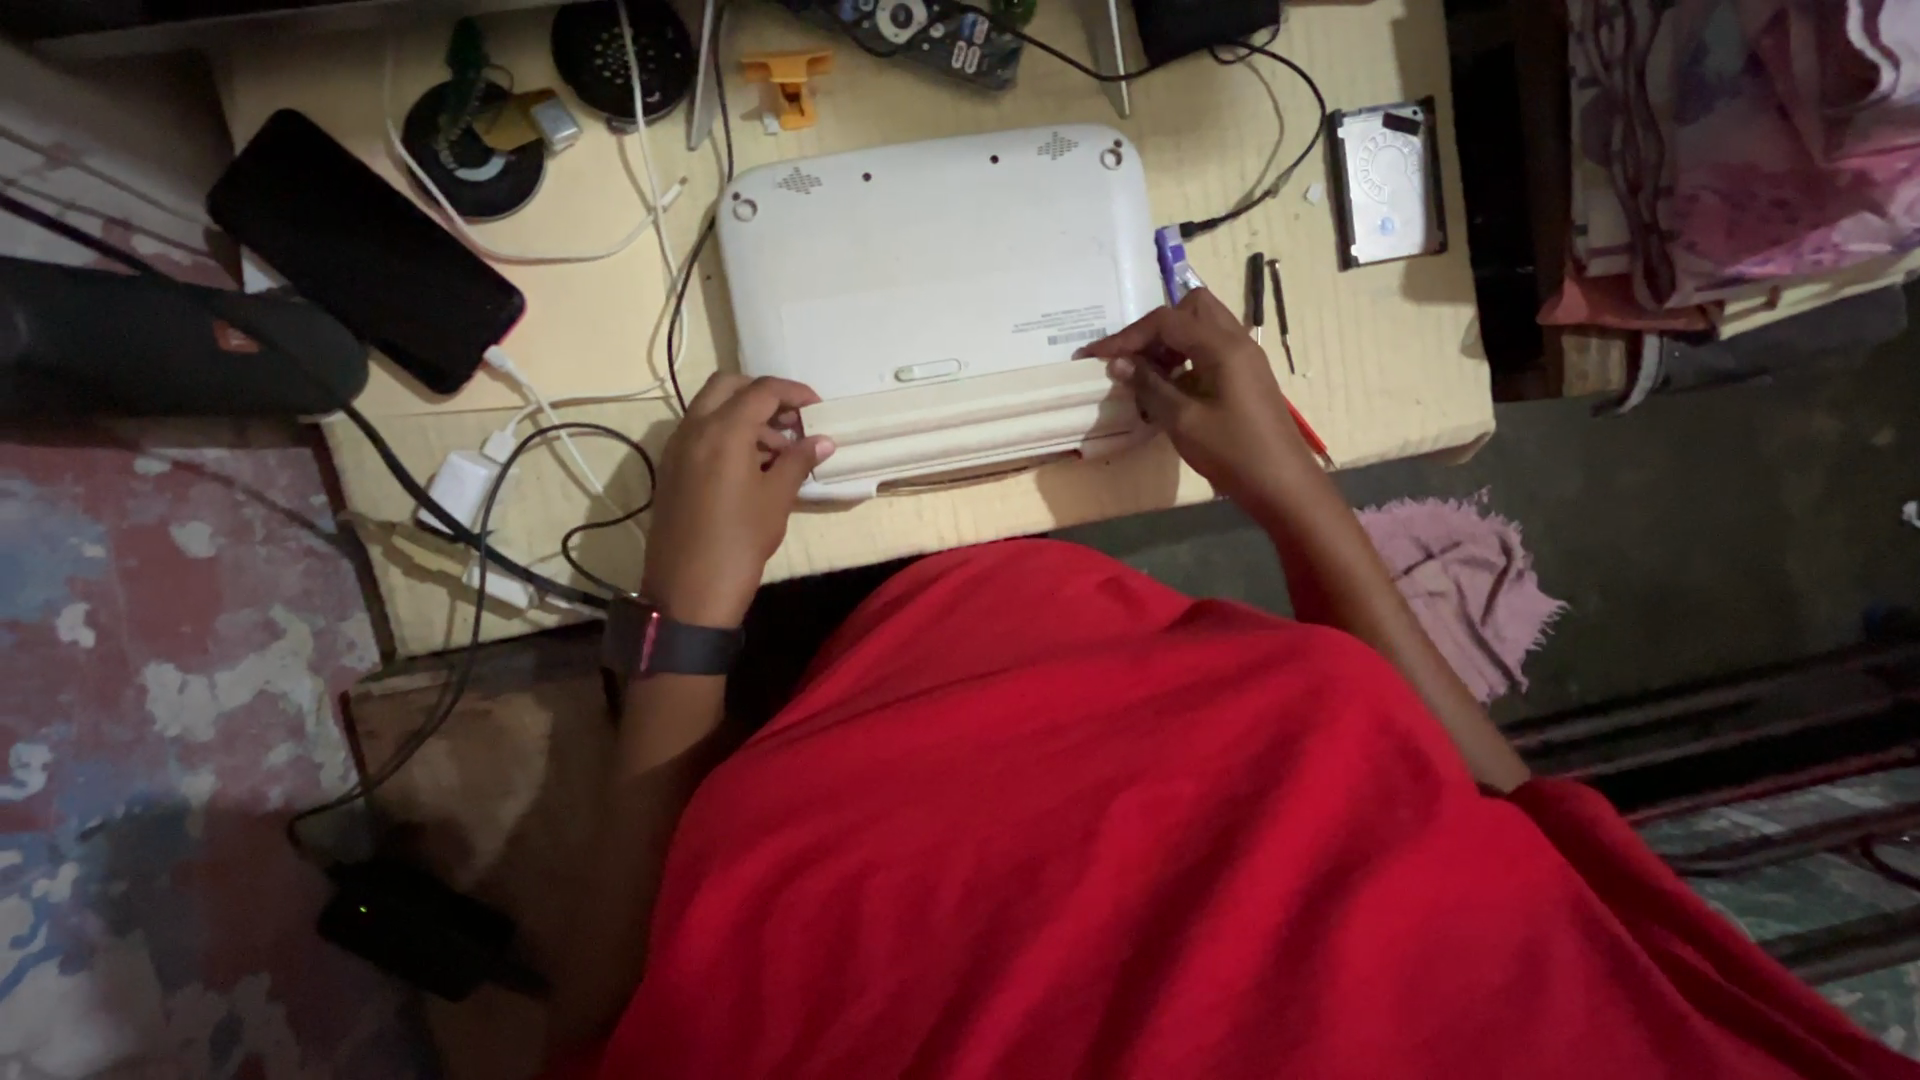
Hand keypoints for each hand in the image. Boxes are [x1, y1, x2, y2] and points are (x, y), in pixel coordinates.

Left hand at [641, 374, 834, 627]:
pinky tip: (750, 465)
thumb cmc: (739, 542)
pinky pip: (699, 432)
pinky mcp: (671, 467)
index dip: (793, 393)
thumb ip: (799, 461)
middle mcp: (694, 428)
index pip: (762, 391)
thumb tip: (822, 440)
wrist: (688, 590)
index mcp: (723, 431)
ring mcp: (676, 447)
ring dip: (744, 415)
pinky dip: (726, 433)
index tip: (817, 408)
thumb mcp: (776, 499)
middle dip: (762, 394)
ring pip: (711, 408)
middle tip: (791, 420)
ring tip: (777, 451)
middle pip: (728, 386)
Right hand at [1078, 288, 1313, 509]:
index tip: (1096, 356)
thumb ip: (1150, 386)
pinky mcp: (1244, 376)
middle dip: (1154, 329)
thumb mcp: (1183, 421)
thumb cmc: (1233, 453)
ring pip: (1201, 328)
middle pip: (1190, 309)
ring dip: (1169, 344)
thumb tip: (1118, 363)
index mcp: (1223, 347)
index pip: (1166, 321)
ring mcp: (1244, 358)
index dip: (1127, 336)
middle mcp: (1237, 342)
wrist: (1282, 484)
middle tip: (1132, 360)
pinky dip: (1184, 359)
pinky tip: (1169, 391)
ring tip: (1145, 377)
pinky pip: (1210, 351)